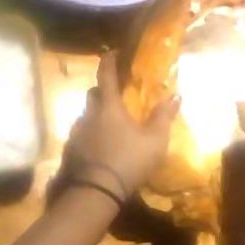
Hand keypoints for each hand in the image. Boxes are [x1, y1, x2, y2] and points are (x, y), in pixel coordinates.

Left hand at [63, 58, 178, 200]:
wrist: (94, 191)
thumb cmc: (128, 161)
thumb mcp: (154, 142)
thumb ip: (163, 118)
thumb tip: (175, 96)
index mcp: (109, 108)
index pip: (106, 77)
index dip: (108, 63)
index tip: (110, 53)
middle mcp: (88, 115)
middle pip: (92, 95)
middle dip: (101, 92)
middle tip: (112, 95)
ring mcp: (76, 134)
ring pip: (84, 117)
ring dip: (94, 116)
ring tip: (107, 126)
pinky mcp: (69, 152)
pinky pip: (79, 136)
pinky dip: (88, 136)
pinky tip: (96, 147)